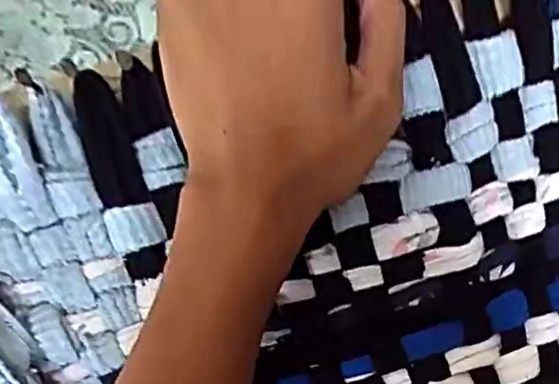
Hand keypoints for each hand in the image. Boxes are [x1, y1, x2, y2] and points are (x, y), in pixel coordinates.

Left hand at [157, 0, 404, 236]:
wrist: (245, 190)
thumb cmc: (318, 155)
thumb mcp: (379, 102)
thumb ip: (386, 22)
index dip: (340, 15)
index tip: (343, 37)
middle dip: (305, 18)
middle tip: (309, 58)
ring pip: (252, 3)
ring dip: (268, 22)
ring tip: (274, 65)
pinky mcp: (172, 3)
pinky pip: (213, 2)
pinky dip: (231, 20)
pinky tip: (240, 58)